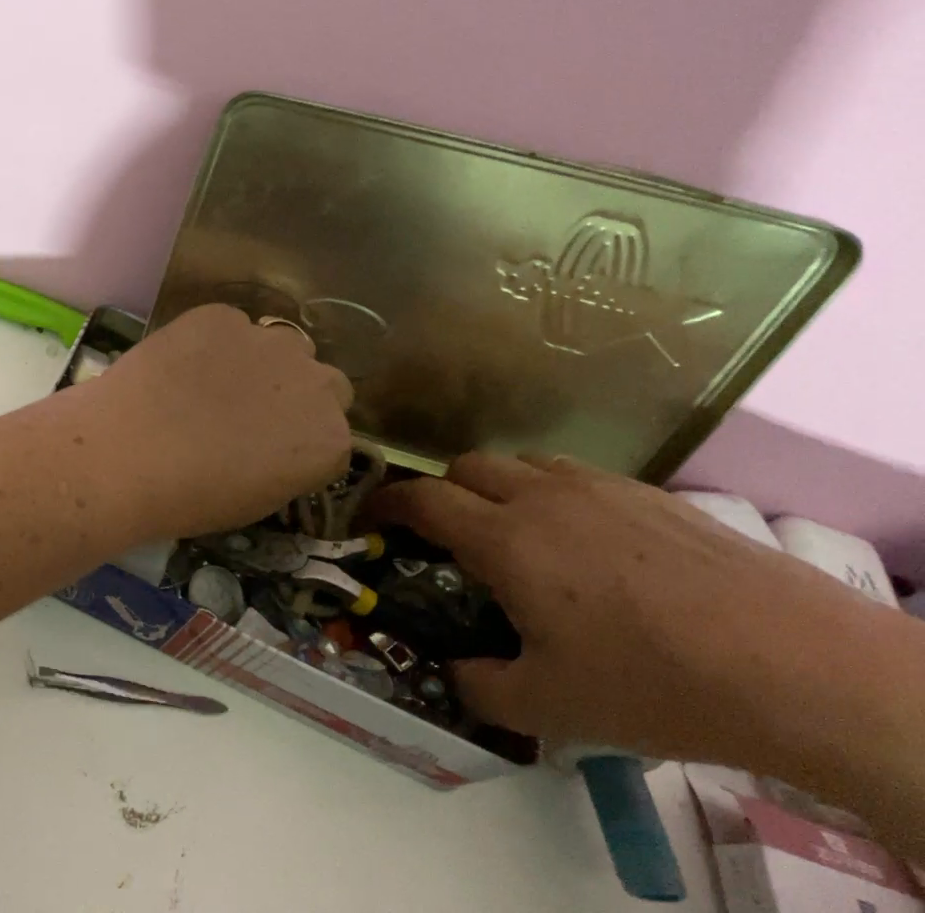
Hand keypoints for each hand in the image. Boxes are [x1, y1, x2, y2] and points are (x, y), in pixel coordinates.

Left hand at [52, 304, 353, 543]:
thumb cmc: (188, 497)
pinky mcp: (221, 316)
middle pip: (322, 383)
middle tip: (247, 415)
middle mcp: (315, 384)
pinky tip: (178, 364)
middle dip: (295, 396)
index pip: (332, 438)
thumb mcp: (255, 500)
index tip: (268, 455)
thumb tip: (273, 448)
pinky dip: (211, 341)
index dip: (299, 447)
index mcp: (331, 441)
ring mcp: (269, 342)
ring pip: (283, 345)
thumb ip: (285, 466)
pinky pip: (228, 325)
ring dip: (262, 362)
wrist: (126, 454)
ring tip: (211, 384)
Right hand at [370, 452, 873, 763]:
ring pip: (526, 462)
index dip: (385, 504)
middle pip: (469, 466)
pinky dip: (557, 493)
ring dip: (500, 485)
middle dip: (442, 491)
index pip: (421, 499)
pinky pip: (582, 476)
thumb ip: (478, 686)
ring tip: (514, 530)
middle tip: (444, 534)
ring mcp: (605, 491)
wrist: (801, 668)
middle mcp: (545, 499)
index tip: (370, 520)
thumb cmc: (655, 684)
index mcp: (505, 541)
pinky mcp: (658, 498)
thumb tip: (453, 671)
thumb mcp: (548, 707)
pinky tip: (587, 542)